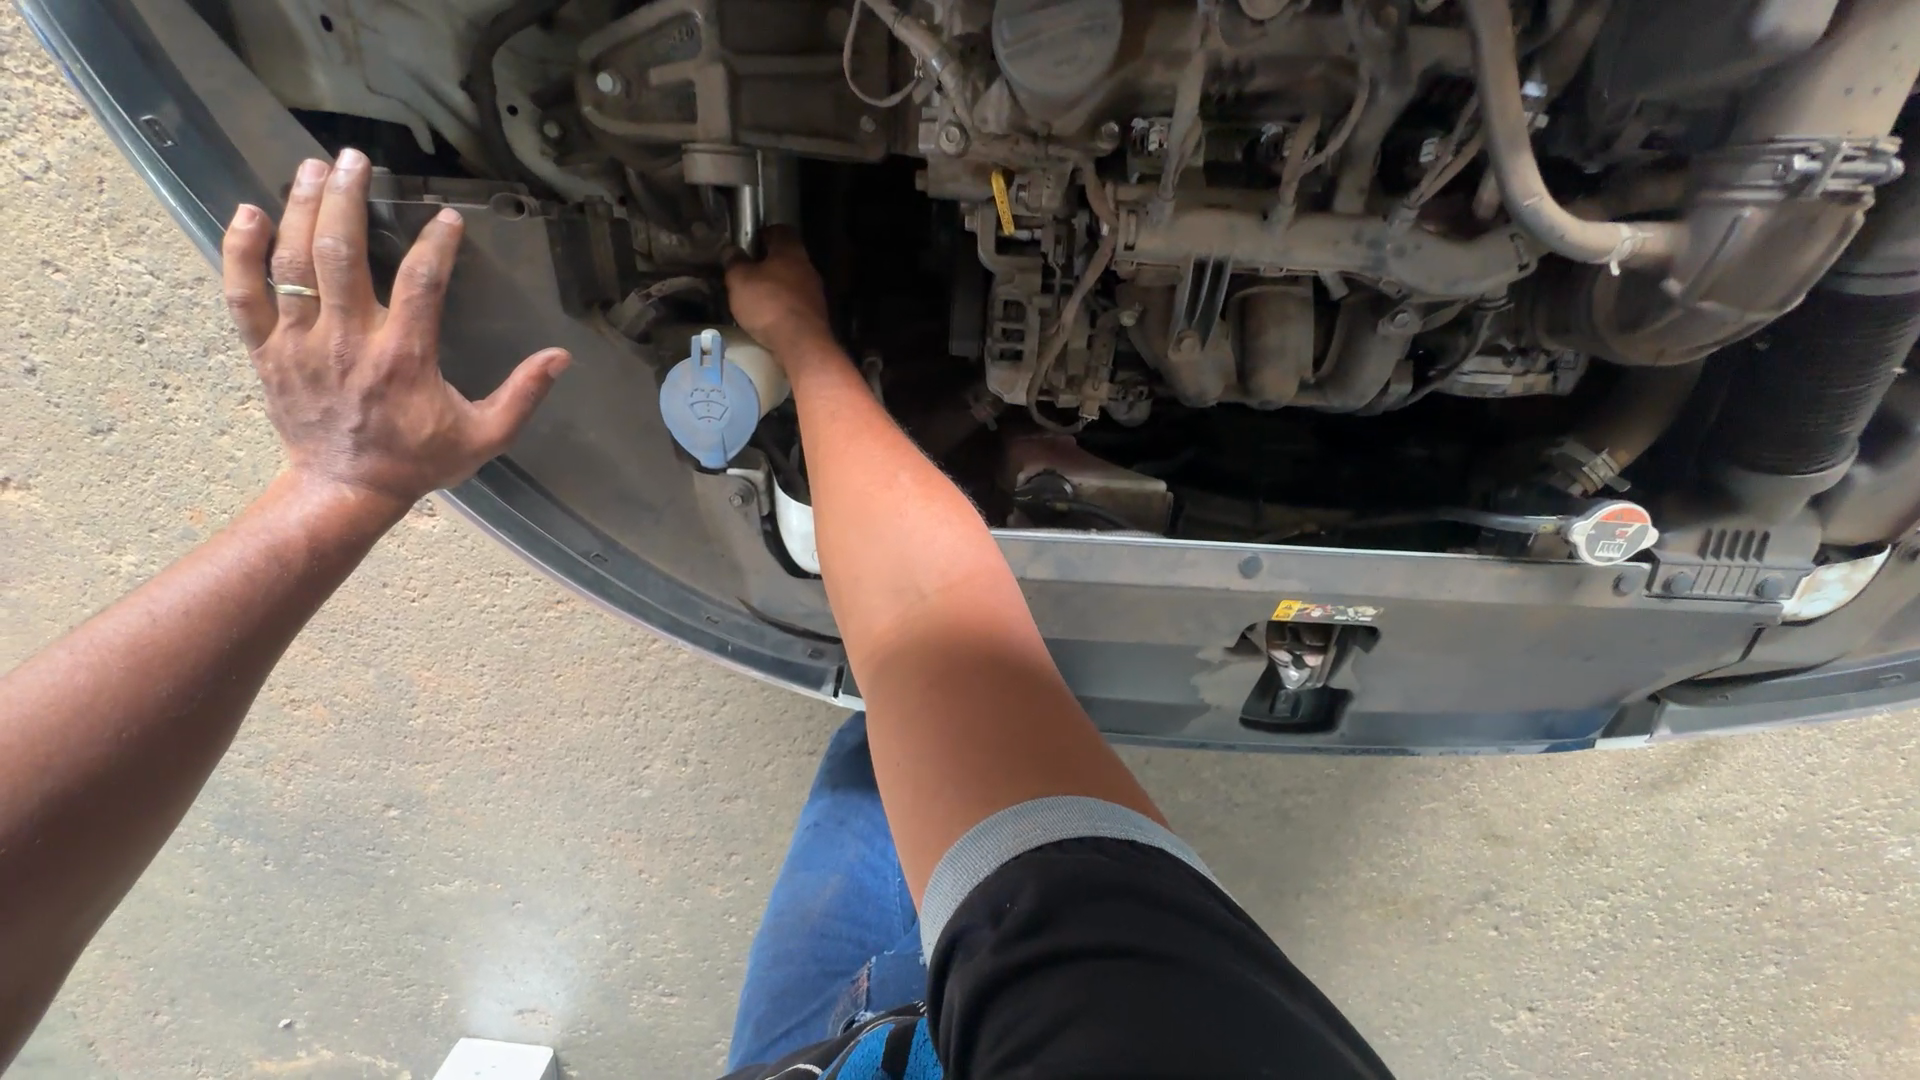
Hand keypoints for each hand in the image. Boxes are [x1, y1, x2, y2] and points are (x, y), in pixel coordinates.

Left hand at [221, 150, 570, 510]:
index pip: (421, 283)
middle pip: (342, 254)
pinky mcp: (266, 351)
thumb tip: (561, 357)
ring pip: (293, 263)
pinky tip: (249, 212)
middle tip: (354, 159)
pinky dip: (242, 249)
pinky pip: (244, 292)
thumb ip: (524, 394)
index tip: (446, 218)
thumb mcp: (488, 436)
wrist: (347, 489)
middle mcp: (350, 340)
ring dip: (303, 209)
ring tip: (313, 169)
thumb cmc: (422, 460)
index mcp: (406, 358)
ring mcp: (300, 343)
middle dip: (349, 200)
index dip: (437, 245)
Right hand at [724, 227, 833, 360]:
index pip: (781, 231)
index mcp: (791, 251)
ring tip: (756, 298)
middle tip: (748, 273)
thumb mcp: (740, 280)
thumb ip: (734, 262)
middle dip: (769, 264)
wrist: (801, 344)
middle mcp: (808, 268)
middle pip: (788, 258)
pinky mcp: (817, 317)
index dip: (764, 234)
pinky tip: (770, 318)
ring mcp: (815, 294)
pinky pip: (796, 305)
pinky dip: (784, 308)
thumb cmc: (768, 303)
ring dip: (777, 288)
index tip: (749, 243)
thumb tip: (732, 250)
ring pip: (793, 283)